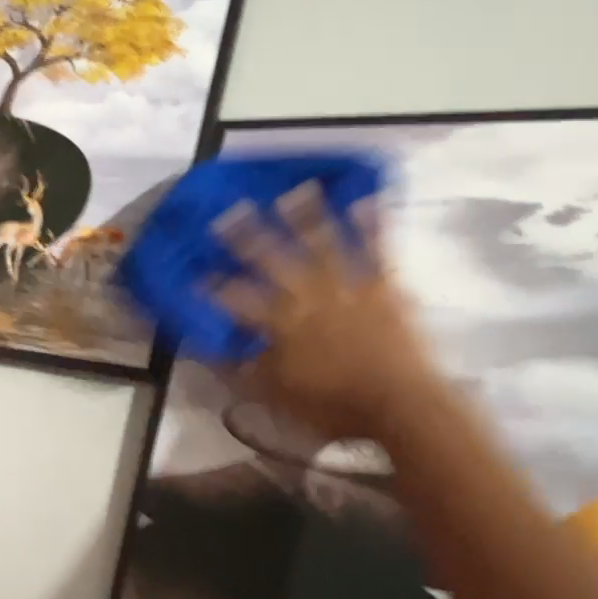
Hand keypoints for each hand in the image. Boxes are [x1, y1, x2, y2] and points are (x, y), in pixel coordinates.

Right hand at [210, 184, 443, 440]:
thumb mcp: (275, 397)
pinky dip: (371, 224)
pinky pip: (377, 250)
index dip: (213, 287)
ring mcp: (348, 287)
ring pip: (322, 245)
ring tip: (295, 190)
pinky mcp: (385, 288)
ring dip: (307, 217)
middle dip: (247, 235)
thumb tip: (209, 350)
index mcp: (279, 325)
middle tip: (230, 211)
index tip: (195, 273)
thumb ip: (242, 369)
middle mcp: (308, 297)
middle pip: (272, 261)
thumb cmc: (334, 408)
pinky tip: (364, 200)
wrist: (403, 406)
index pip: (236, 301)